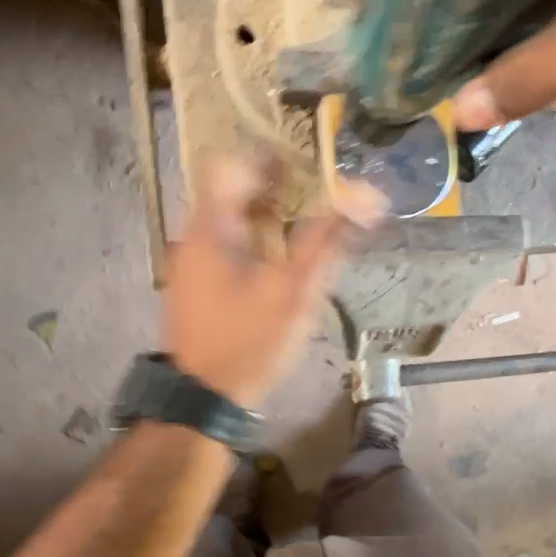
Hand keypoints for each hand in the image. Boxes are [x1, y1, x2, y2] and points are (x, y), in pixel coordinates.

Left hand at [163, 157, 380, 409]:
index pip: (233, 166)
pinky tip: (272, 262)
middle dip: (268, 187)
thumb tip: (369, 195)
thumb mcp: (297, 289)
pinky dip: (246, 240)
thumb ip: (331, 239)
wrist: (205, 398)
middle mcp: (191, 237)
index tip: (302, 164)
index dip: (268, 159)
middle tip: (307, 193)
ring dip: (258, 215)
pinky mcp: (190, 288)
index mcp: (211, 227)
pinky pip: (218, 245)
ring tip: (296, 226)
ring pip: (222, 220)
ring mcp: (186, 264)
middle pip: (226, 191)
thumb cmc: (251, 339)